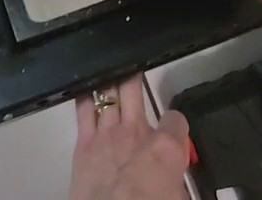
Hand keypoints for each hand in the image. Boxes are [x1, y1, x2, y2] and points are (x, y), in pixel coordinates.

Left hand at [70, 76, 191, 199]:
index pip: (176, 119)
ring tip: (110, 76)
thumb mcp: (179, 198)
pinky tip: (86, 91)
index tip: (174, 130)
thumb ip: (178, 183)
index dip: (176, 124)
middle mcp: (136, 131)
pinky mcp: (83, 142)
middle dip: (133, 78)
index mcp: (166, 148)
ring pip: (108, 93)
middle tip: (133, 75)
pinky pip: (83, 110)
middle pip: (133, 87)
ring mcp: (107, 132)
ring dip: (109, 84)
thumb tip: (176, 184)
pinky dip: (85, 96)